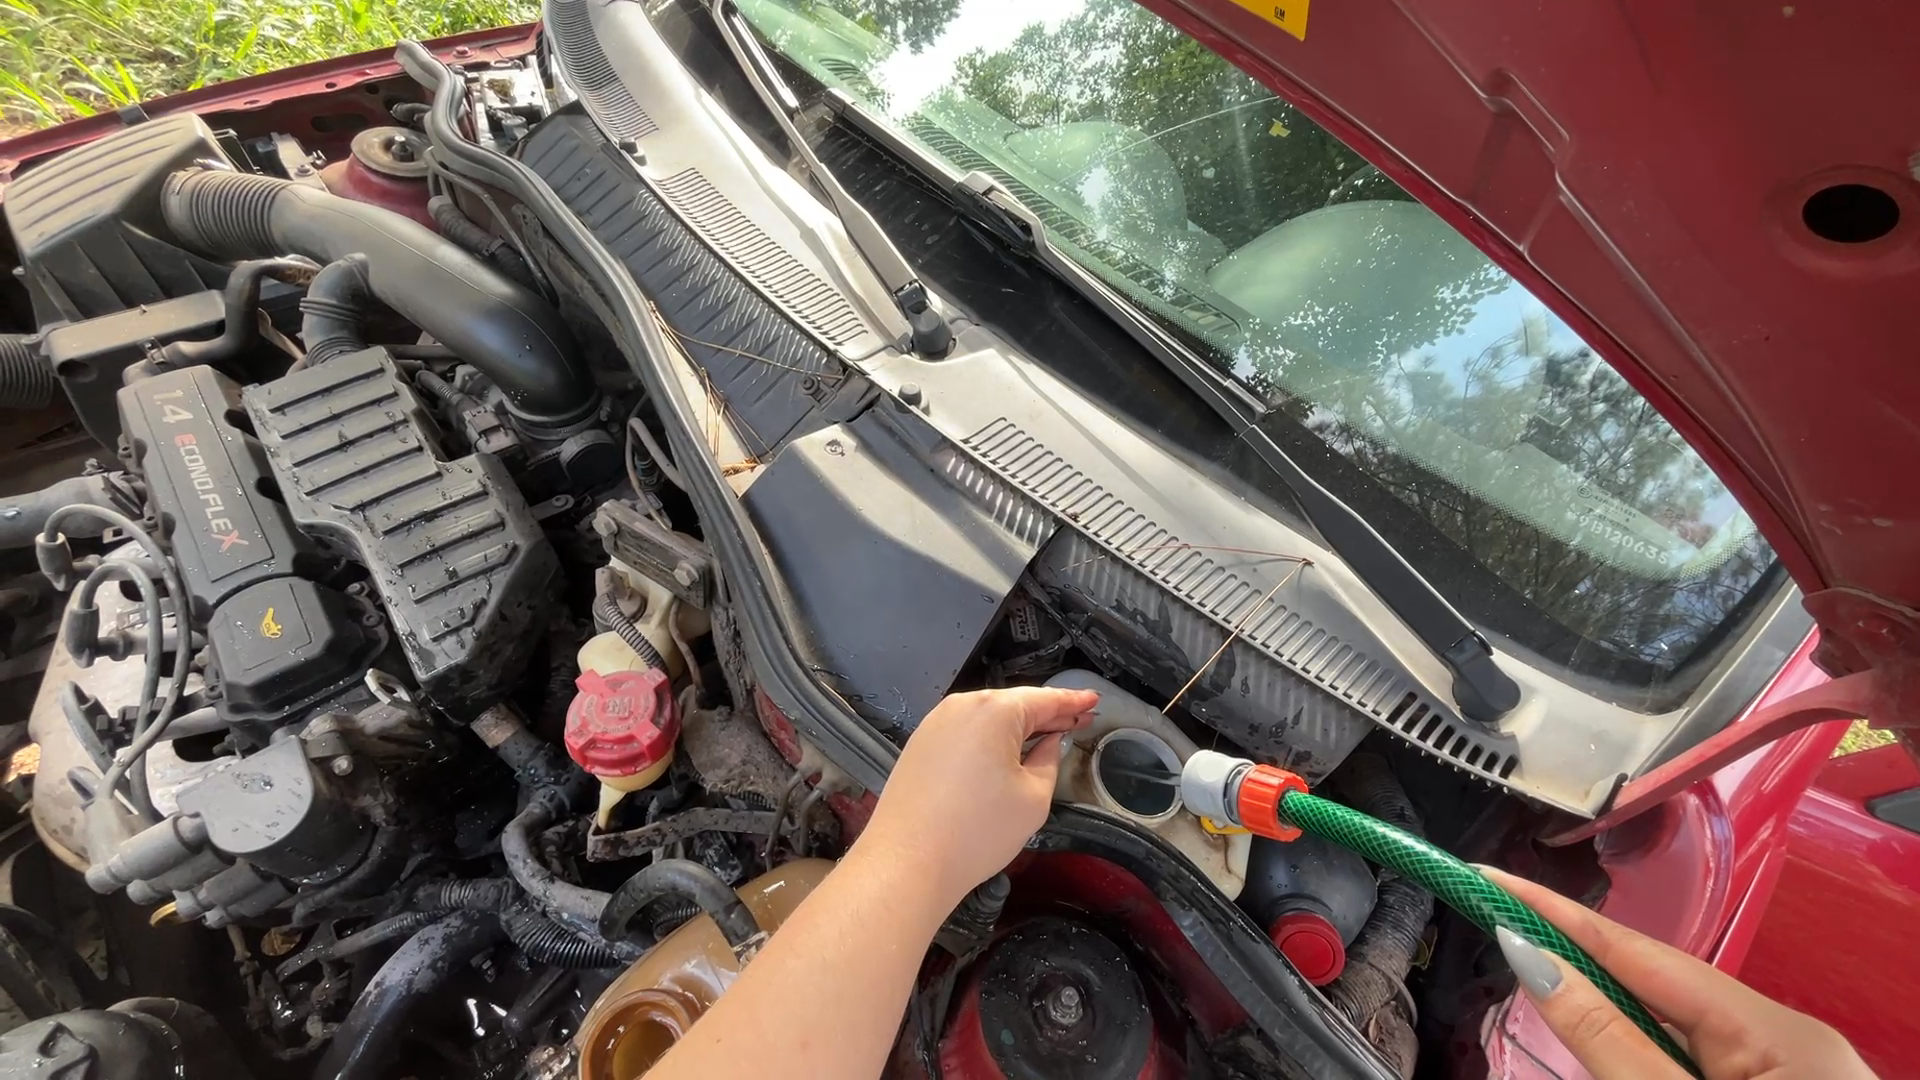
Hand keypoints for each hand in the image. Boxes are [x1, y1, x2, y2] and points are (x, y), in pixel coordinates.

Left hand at [853, 686, 1098, 909]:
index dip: (1072, 701)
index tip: (1094, 700)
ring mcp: (935, 722)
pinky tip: (1004, 750)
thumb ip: (1047, 760)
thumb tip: (1047, 742)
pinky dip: (990, 736)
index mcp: (994, 710)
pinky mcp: (920, 743)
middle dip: (1046, 712)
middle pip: (1013, 704)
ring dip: (1017, 725)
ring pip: (987, 716)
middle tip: (1077, 718)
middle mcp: (962, 705)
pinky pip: (965, 730)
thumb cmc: (978, 830)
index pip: (1043, 699)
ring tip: (1046, 734)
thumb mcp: (1033, 798)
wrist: (906, 862)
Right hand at [1485, 867, 1876, 1079]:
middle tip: (1496, 923)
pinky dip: (1640, 1043)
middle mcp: (1791, 1037)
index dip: (1549, 907)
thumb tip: (1522, 949)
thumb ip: (1602, 1032)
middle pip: (1652, 977)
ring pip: (1670, 1017)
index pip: (1633, 945)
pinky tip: (1613, 1044)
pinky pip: (1693, 1049)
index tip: (1481, 873)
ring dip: (1605, 1007)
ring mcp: (1793, 1069)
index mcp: (1778, 1031)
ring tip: (1543, 978)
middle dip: (1575, 956)